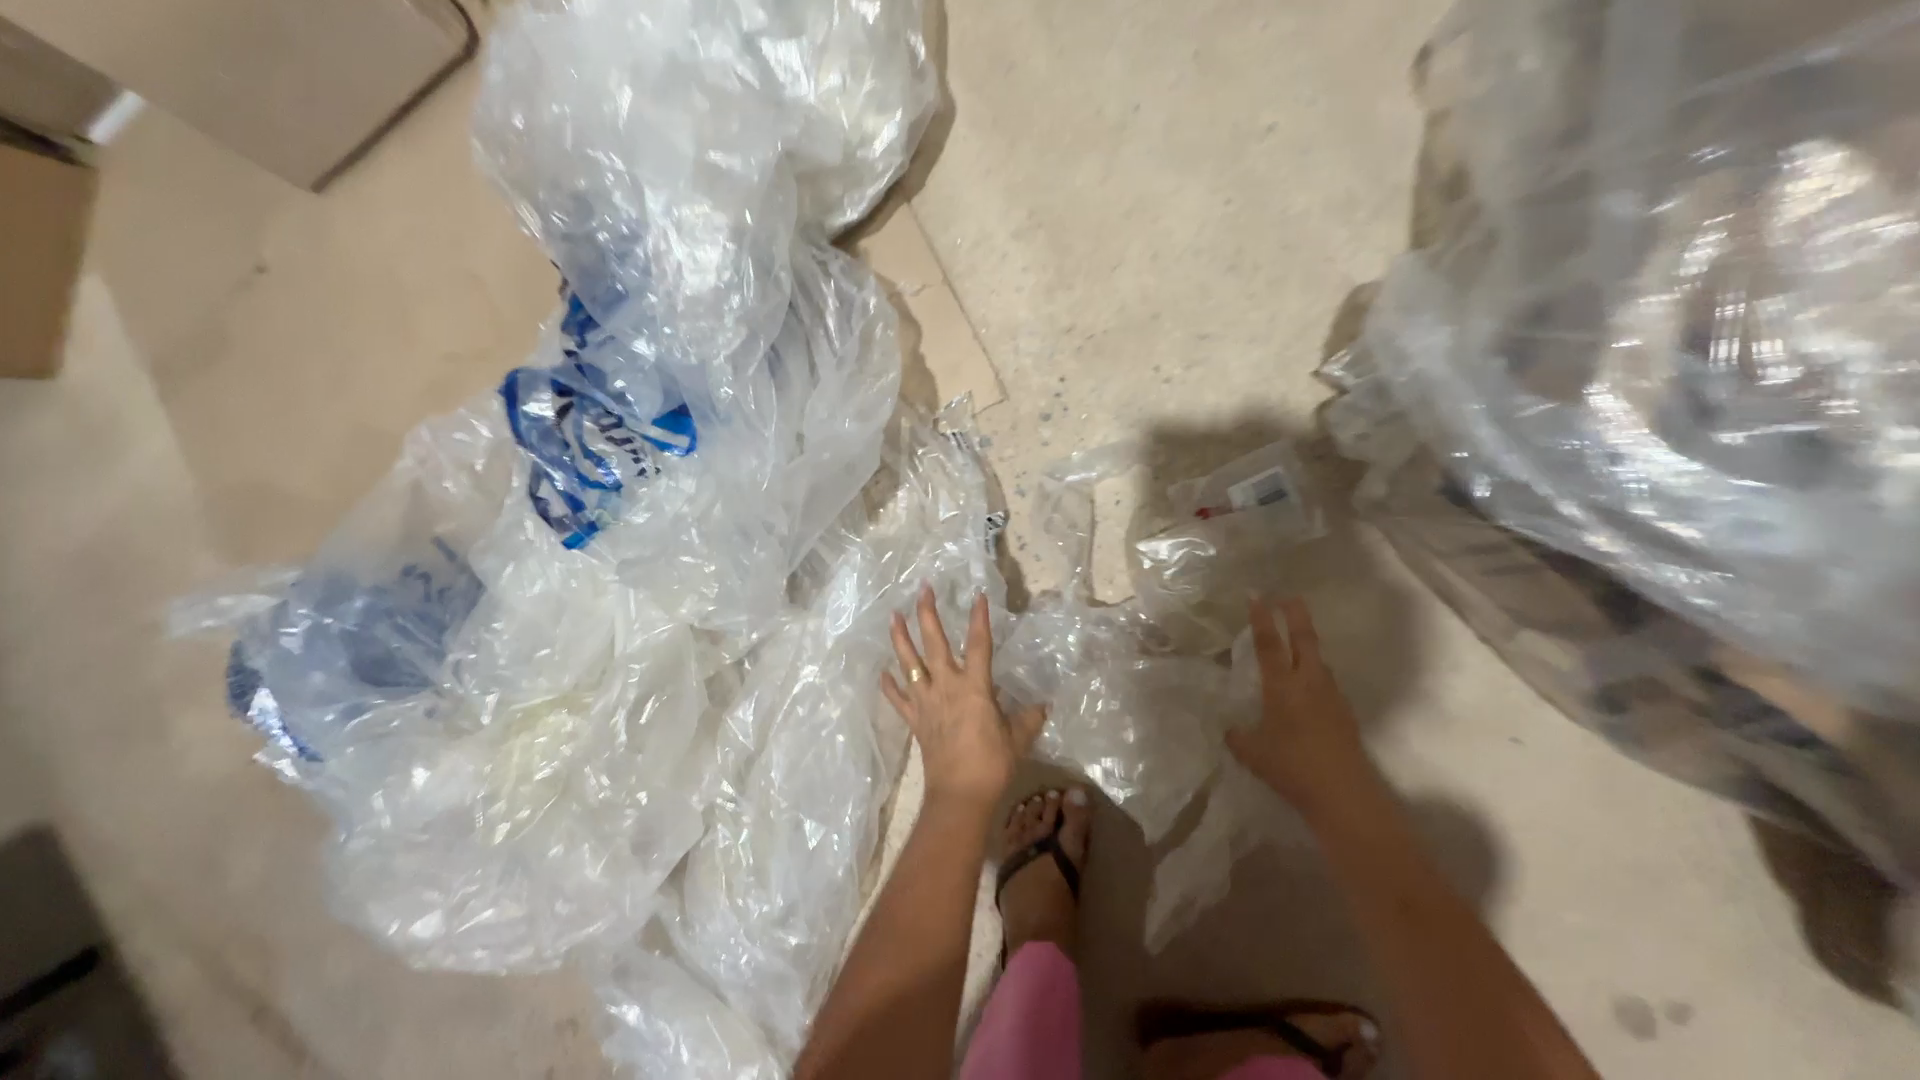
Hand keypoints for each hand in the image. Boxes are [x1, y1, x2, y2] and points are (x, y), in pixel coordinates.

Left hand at [882, 586, 1046, 813]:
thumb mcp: (1019, 738)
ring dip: (900, 638)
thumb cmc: (993, 764)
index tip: (978, 595)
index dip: (979, 618)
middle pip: (934, 643)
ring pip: (909, 664)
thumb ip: (1029, 717)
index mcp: (975, 686)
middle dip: (927, 614)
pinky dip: (890, 685)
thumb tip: (1042, 705)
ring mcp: (926, 703)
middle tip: (922, 589)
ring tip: (893, 616)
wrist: (960, 795)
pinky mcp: (915, 721)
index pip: (978, 643)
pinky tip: (883, 672)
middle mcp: (947, 687)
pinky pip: (898, 699)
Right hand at [1226, 595, 1381, 822]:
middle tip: (1288, 596)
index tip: (1257, 596)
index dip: (1261, 619)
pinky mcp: (1345, 712)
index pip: (1268, 644)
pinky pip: (1327, 683)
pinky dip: (1316, 674)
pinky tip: (1309, 688)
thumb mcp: (1252, 753)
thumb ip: (1238, 736)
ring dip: (1308, 645)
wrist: (1343, 792)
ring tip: (1297, 642)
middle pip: (1304, 639)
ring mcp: (1332, 695)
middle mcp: (1309, 682)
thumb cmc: (1291, 767)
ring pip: (1320, 660)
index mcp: (1282, 686)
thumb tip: (1230, 729)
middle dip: (1295, 615)